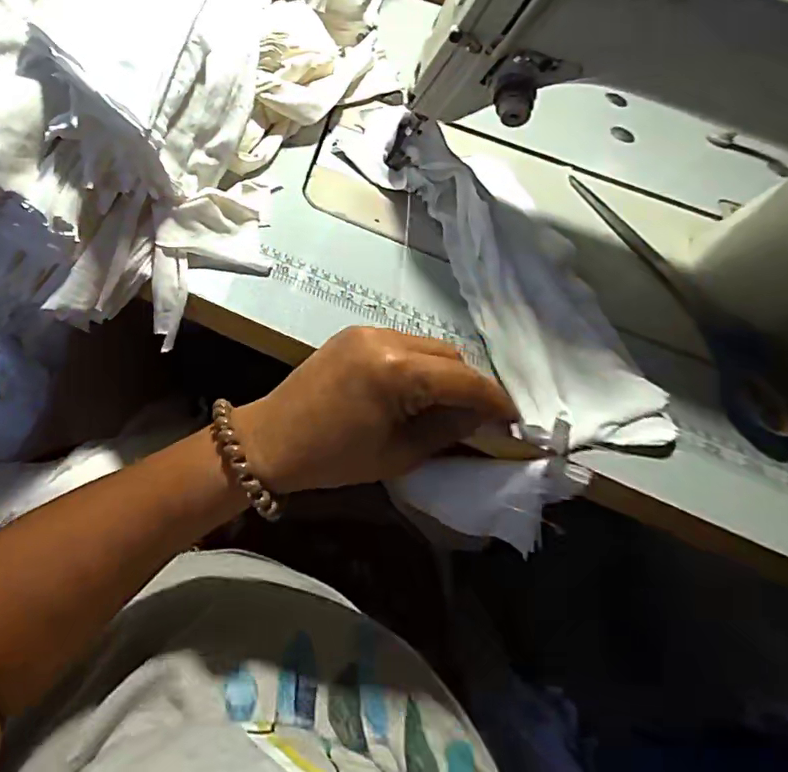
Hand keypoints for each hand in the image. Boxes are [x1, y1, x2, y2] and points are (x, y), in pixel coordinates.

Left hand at [228, 327, 518, 494]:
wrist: (271, 439)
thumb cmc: (334, 457)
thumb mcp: (400, 453)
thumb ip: (449, 430)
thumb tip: (485, 420)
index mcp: (397, 370)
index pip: (465, 380)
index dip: (496, 403)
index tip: (516, 424)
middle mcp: (385, 338)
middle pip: (450, 355)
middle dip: (471, 386)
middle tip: (481, 420)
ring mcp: (367, 331)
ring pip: (428, 346)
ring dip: (445, 373)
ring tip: (448, 408)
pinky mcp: (353, 333)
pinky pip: (402, 343)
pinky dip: (418, 364)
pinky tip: (415, 391)